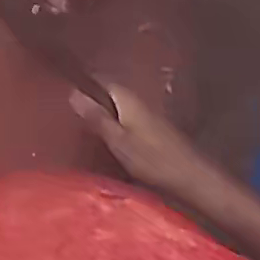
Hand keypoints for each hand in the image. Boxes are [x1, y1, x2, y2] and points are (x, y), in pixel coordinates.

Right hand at [70, 86, 204, 194]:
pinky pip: (127, 120)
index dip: (83, 79)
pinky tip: (108, 140)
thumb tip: (72, 92)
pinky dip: (115, 125)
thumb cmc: (152, 159)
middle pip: (110, 93)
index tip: (65, 85)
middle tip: (70, 109)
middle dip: (92, 97)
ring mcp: (149, 116)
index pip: (100, 78)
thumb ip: (95, 116)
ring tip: (84, 125)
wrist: (194, 181)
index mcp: (127, 98)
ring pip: (119, 107)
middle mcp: (139, 101)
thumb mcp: (117, 139)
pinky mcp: (155, 132)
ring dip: (104, 113)